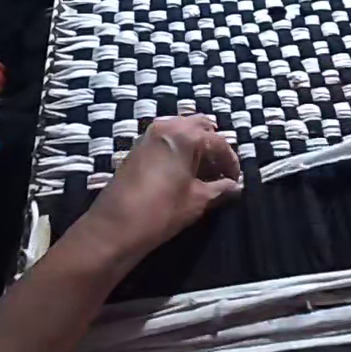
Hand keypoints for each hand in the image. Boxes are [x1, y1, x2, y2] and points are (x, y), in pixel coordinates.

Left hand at [69, 116, 242, 264]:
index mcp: (184, 134)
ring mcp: (149, 134)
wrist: (115, 226)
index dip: (230, 161)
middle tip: (219, 172)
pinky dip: (178, 149)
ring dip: (195, 146)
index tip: (235, 181)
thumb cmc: (161, 210)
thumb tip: (234, 186)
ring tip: (203, 173)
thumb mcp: (197, 200)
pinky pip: (165, 139)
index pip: (218, 142)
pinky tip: (182, 172)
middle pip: (199, 127)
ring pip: (181, 130)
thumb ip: (219, 189)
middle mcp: (166, 126)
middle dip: (213, 147)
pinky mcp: (137, 146)